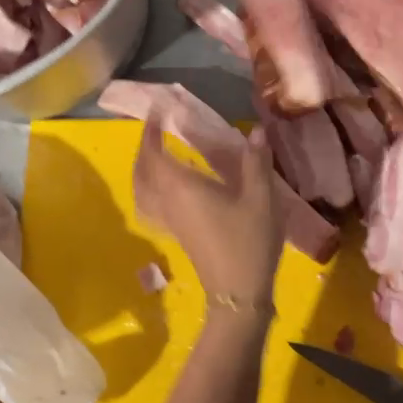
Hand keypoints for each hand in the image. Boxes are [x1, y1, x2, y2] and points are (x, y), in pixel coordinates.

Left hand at [134, 118, 282, 308]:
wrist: (238, 292)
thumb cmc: (248, 241)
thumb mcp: (261, 197)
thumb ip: (256, 162)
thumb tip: (257, 130)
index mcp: (181, 187)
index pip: (155, 152)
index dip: (153, 130)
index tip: (159, 109)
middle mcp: (167, 202)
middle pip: (142, 171)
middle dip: (145, 147)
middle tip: (158, 129)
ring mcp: (169, 221)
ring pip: (142, 190)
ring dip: (143, 169)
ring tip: (158, 155)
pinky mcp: (177, 235)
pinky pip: (151, 205)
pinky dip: (151, 190)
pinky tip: (169, 189)